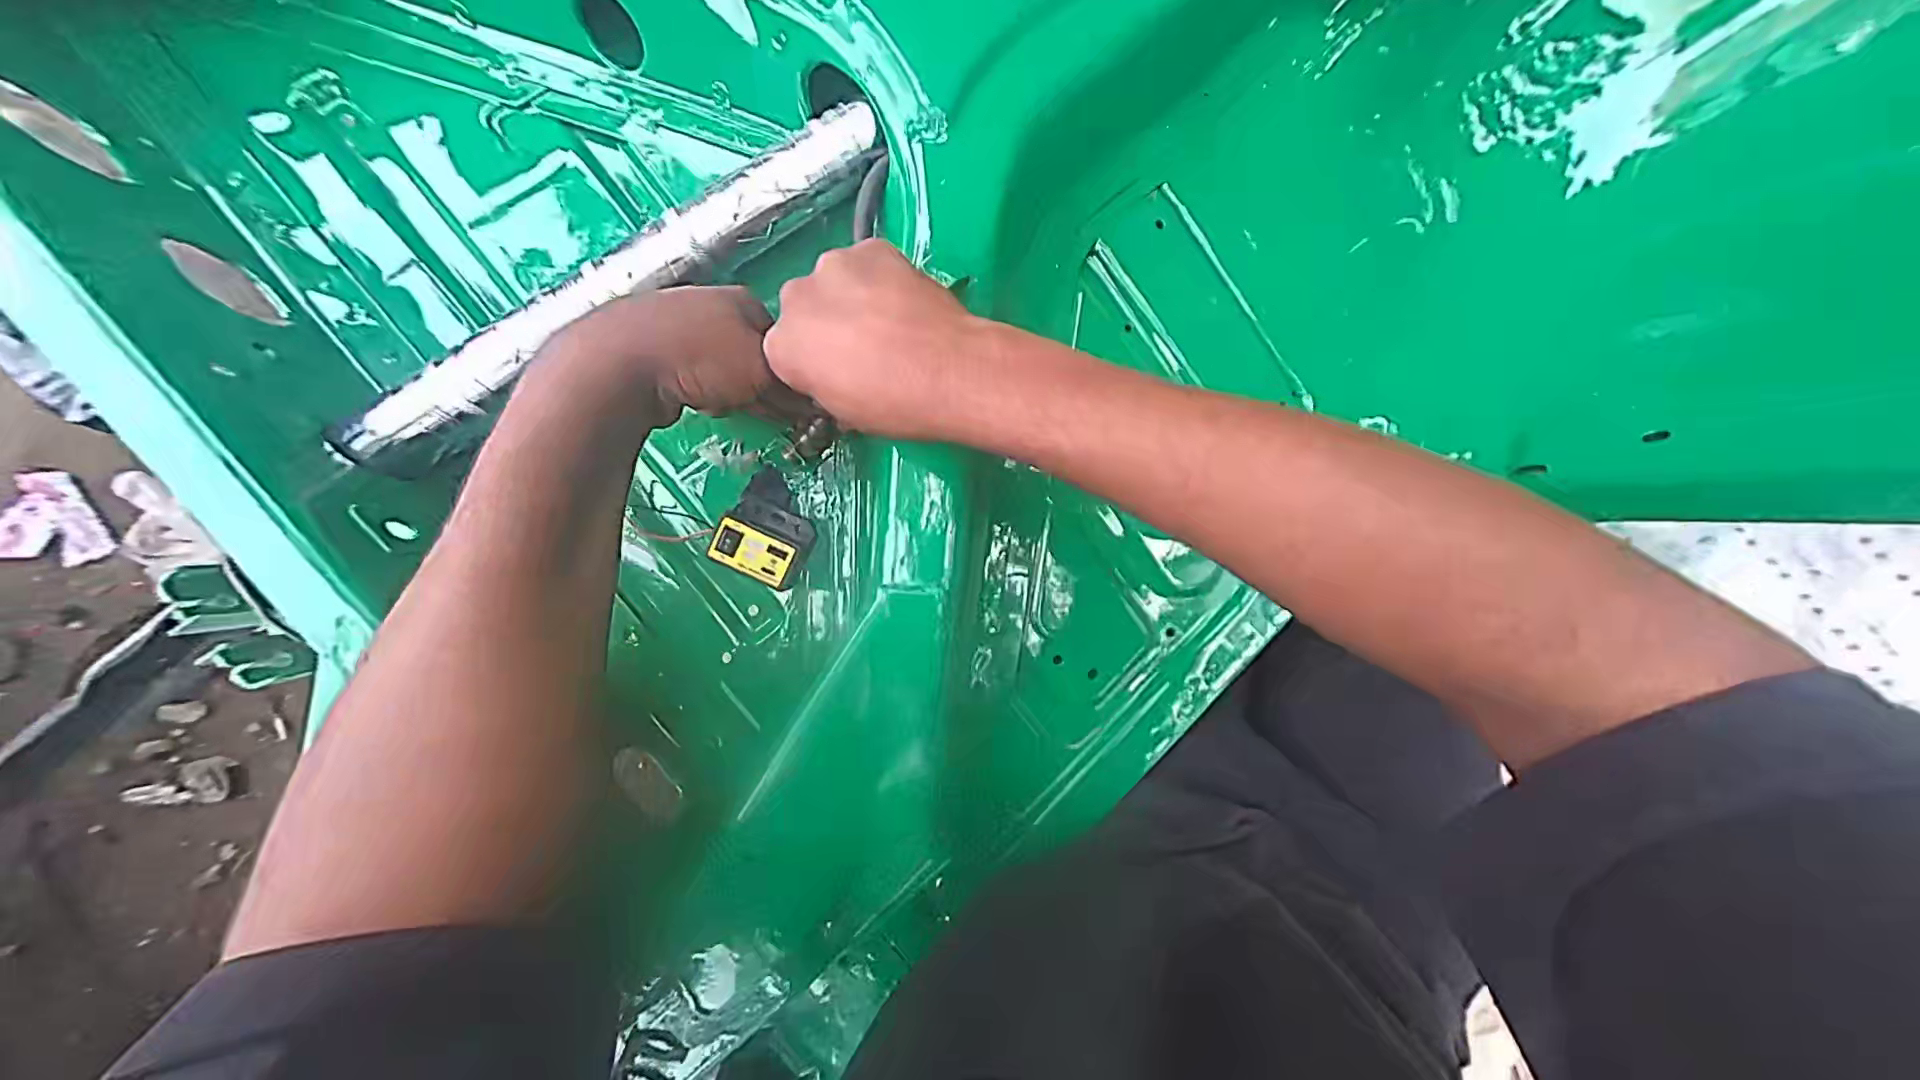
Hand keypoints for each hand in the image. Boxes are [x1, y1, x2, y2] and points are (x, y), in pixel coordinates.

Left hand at [540, 285, 791, 418]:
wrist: (620, 365)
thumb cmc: (701, 358)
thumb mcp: (761, 372)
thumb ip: (791, 385)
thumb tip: (812, 401)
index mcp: (744, 299)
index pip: (786, 337)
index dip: (794, 371)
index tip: (797, 399)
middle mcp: (712, 303)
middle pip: (756, 353)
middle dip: (763, 385)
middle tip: (767, 410)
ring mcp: (680, 323)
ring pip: (726, 366)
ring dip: (734, 391)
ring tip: (729, 405)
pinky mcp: (655, 347)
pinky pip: (696, 375)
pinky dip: (704, 391)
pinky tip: (701, 402)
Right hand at [766, 240, 982, 440]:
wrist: (952, 371)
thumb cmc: (896, 405)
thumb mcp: (846, 412)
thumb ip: (823, 385)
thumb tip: (835, 376)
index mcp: (783, 348)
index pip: (786, 350)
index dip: (814, 362)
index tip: (839, 371)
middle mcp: (796, 299)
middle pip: (805, 308)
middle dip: (828, 322)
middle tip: (866, 346)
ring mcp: (833, 266)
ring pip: (836, 280)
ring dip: (853, 296)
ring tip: (891, 322)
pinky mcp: (872, 247)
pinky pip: (869, 262)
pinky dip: (882, 277)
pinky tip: (906, 301)